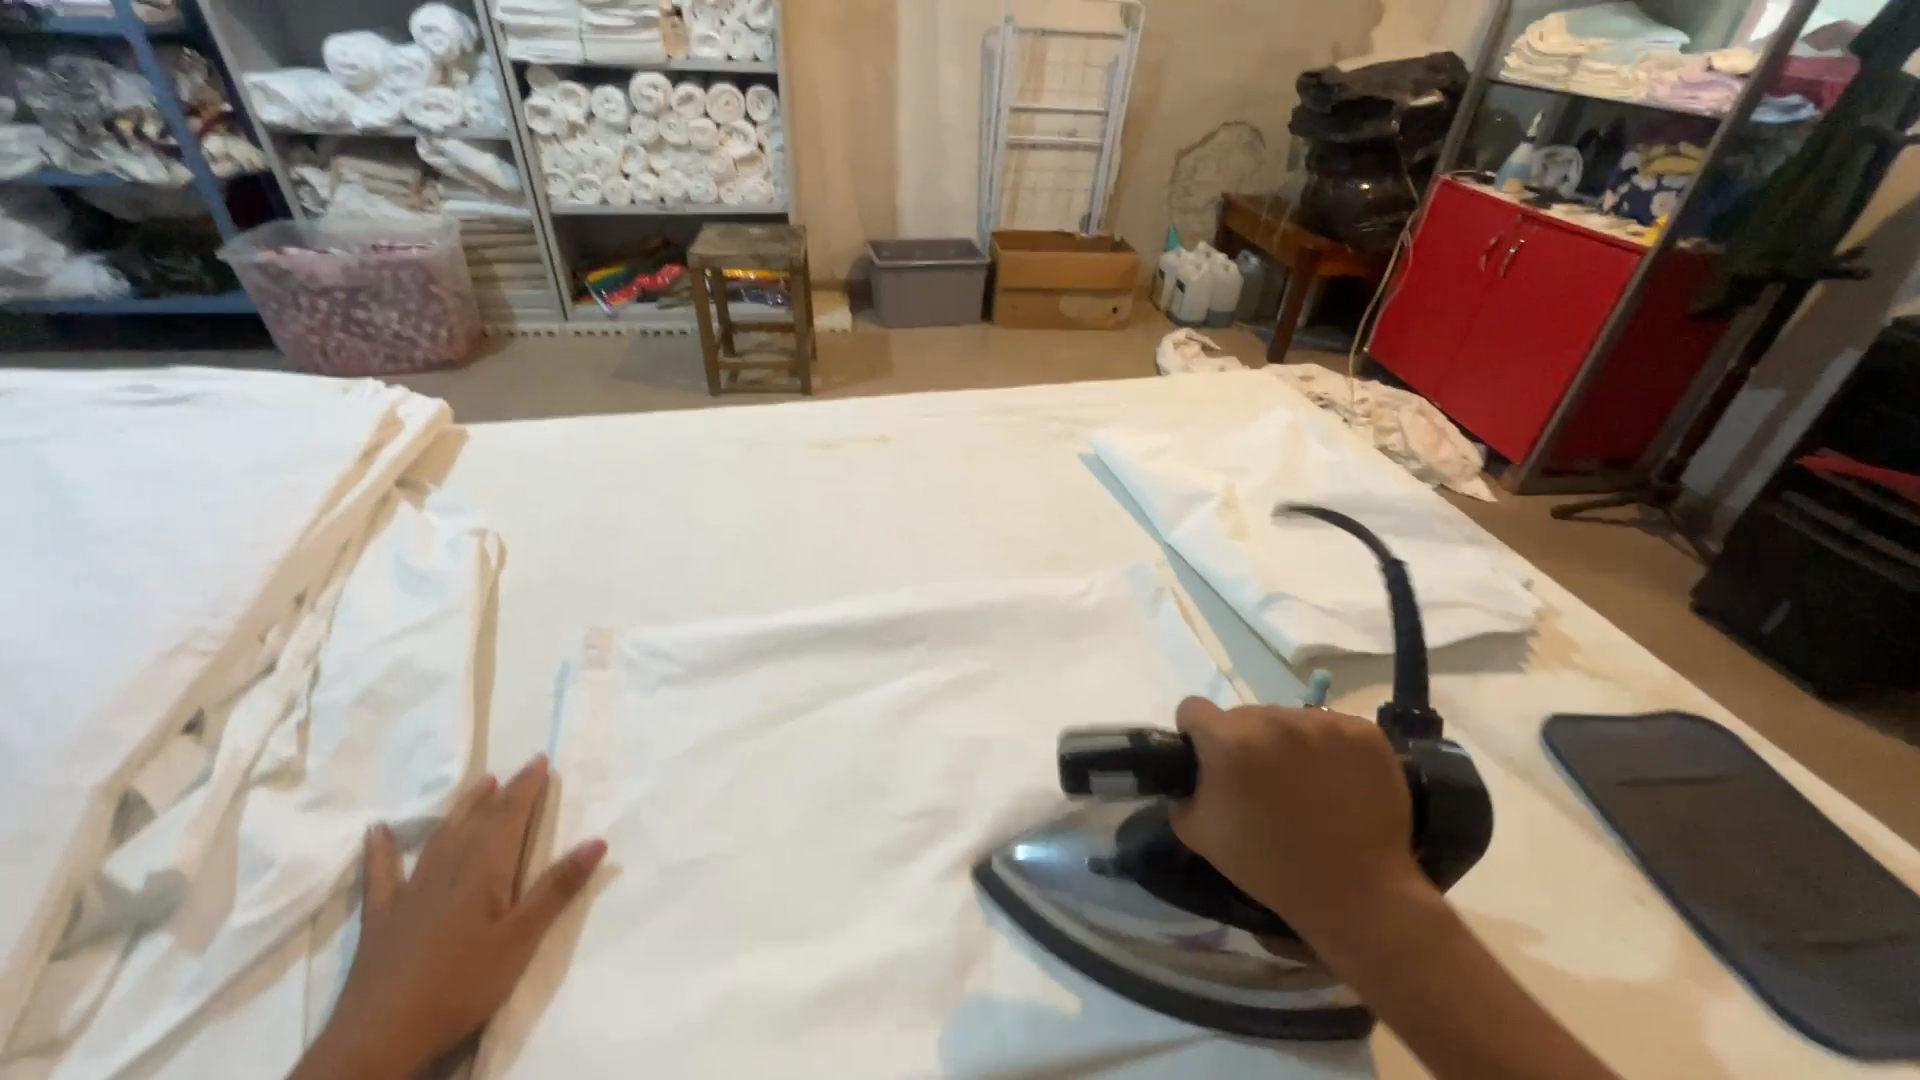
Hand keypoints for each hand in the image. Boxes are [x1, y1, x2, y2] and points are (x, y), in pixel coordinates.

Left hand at [291, 756, 607, 1079]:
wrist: (380, 1038)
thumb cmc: (461, 986)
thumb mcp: (521, 940)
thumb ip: (556, 889)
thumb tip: (597, 840)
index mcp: (483, 872)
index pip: (510, 818)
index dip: (527, 788)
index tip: (540, 760)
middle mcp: (446, 871)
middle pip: (478, 822)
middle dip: (501, 794)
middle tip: (515, 769)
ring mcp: (410, 893)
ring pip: (441, 839)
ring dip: (462, 810)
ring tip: (478, 785)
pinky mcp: (383, 918)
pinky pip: (381, 874)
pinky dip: (381, 850)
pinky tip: (376, 831)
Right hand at [1169, 698, 1428, 937]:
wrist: (1357, 893)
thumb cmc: (1270, 867)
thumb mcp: (1199, 835)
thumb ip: (1182, 794)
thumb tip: (1191, 776)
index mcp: (1229, 741)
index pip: (1193, 708)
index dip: (1195, 734)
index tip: (1209, 760)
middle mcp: (1274, 719)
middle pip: (1244, 715)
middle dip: (1244, 741)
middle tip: (1260, 782)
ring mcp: (1324, 722)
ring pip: (1289, 719)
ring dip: (1286, 743)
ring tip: (1303, 785)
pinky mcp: (1364, 732)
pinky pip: (1331, 728)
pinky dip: (1328, 749)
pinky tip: (1335, 782)